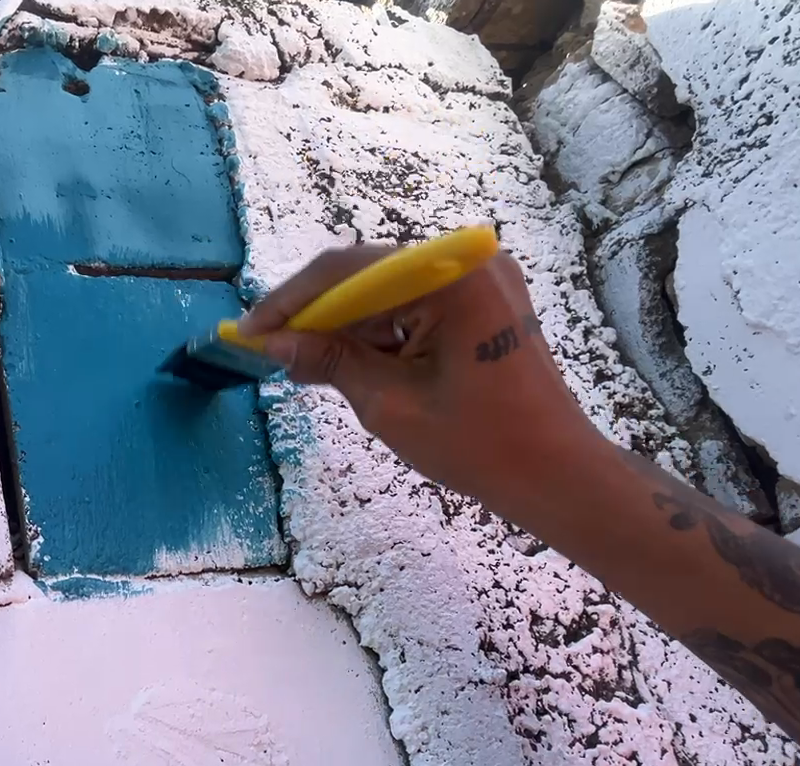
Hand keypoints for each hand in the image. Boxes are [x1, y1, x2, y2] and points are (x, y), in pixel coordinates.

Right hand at [237, 246, 609, 511]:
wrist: (551, 470)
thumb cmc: (474, 443)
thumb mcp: (388, 402)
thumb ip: (329, 362)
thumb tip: (271, 343)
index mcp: (450, 279)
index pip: (347, 272)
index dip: (289, 302)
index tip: (247, 331)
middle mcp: (465, 262)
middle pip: (364, 275)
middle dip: (312, 313)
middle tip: (267, 348)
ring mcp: (475, 279)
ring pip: (383, 291)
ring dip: (340, 325)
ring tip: (301, 365)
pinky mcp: (478, 301)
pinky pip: (409, 305)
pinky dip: (373, 333)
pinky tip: (342, 362)